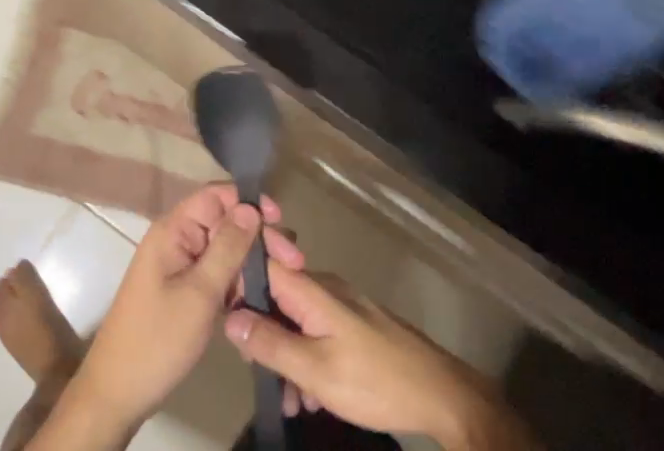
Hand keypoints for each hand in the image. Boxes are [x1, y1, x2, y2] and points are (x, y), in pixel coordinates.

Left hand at [68, 184, 303, 429]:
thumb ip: (228, 248)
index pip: (216, 196)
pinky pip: (217, 273)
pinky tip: (263, 296)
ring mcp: (178, 266)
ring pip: (224, 250)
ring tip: (287, 281)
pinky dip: (239, 281)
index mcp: (172, 231)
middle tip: (296, 263)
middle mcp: (175, 240)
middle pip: (224, 222)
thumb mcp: (200, 293)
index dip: (249, 202)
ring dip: (253, 262)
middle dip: (259, 237)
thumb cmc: (158, 340)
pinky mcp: (183, 290)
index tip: (281, 222)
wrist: (118, 392)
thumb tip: (251, 207)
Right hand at [224, 266, 531, 450]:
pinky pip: (317, 334)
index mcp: (313, 290)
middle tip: (261, 373)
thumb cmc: (375, 380)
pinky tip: (313, 396)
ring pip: (297, 321)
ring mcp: (343, 307)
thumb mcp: (314, 369)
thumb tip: (230, 316)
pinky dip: (308, 360)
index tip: (223, 311)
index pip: (263, 263)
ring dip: (286, 356)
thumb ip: (270, 342)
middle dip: (262, 334)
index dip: (238, 280)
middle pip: (276, 297)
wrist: (441, 396)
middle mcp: (326, 288)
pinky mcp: (356, 327)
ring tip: (292, 400)